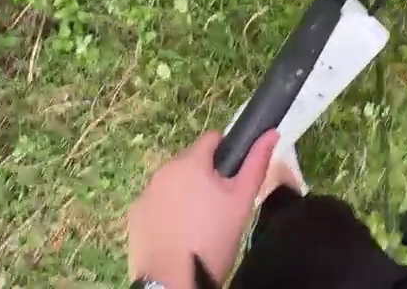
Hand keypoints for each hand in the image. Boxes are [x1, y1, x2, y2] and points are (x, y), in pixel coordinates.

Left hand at [128, 128, 280, 287]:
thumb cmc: (212, 240)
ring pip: (173, 182)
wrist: (173, 284)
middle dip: (205, 177)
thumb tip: (271, 133)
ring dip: (185, 193)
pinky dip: (166, 211)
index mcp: (191, 161)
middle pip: (191, 161)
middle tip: (218, 208)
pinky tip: (177, 235)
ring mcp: (146, 191)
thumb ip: (256, 164)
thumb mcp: (241, 203)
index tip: (232, 181)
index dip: (226, 155)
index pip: (212, 139)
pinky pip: (156, 202)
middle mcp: (164, 168)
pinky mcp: (135, 213)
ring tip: (198, 225)